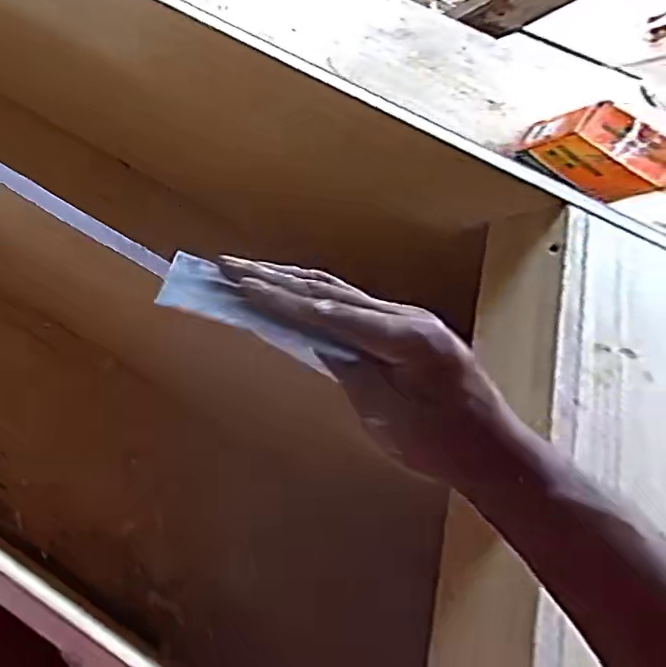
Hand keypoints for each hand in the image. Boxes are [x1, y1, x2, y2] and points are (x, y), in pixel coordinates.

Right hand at [216, 256, 533, 489]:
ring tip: (237, 265)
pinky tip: (276, 280)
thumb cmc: (441, 446)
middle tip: (224, 264)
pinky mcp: (397, 323)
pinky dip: (302, 288)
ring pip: (331, 288)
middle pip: (325, 291)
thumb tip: (302, 334)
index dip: (280, 299)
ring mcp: (405, 317)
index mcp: (410, 341)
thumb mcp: (384, 411)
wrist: (500, 460)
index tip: (238, 285)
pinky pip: (341, 297)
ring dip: (281, 276)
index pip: (329, 312)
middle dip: (270, 277)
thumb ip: (343, 365)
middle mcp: (408, 319)